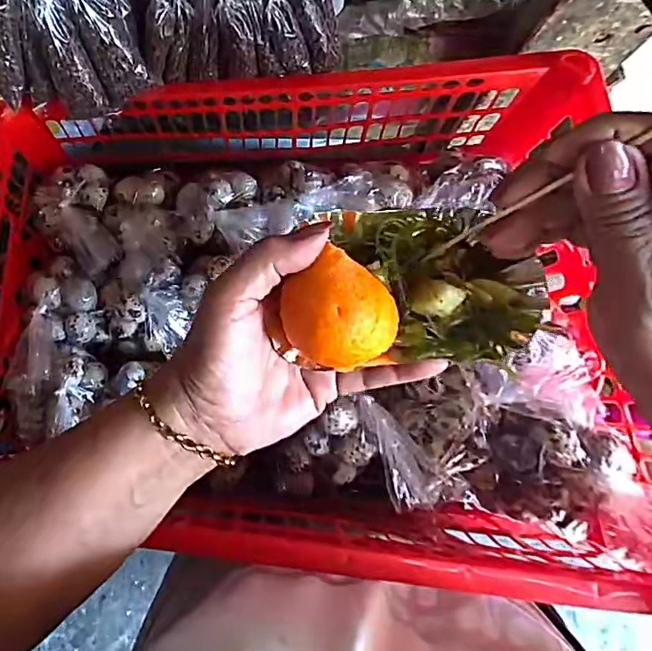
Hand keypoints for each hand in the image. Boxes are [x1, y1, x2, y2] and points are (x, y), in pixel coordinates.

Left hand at [148, 224, 445, 456]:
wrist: (206, 418)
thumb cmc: (213, 350)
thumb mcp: (230, 296)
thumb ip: (268, 261)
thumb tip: (323, 233)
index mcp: (278, 285)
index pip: (319, 257)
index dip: (352, 245)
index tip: (393, 234)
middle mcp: (302, 312)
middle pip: (350, 292)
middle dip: (388, 282)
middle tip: (434, 270)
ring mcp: (319, 348)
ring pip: (368, 331)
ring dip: (403, 324)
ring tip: (445, 311)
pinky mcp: (329, 384)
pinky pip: (370, 373)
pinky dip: (401, 369)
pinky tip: (436, 360)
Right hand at [481, 115, 651, 451]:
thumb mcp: (645, 297)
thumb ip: (624, 221)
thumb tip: (602, 152)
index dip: (607, 138)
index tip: (544, 168)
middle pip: (637, 158)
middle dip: (563, 174)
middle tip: (505, 207)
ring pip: (613, 183)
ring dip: (552, 202)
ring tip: (501, 236)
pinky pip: (610, 211)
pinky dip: (564, 221)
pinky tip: (526, 239)